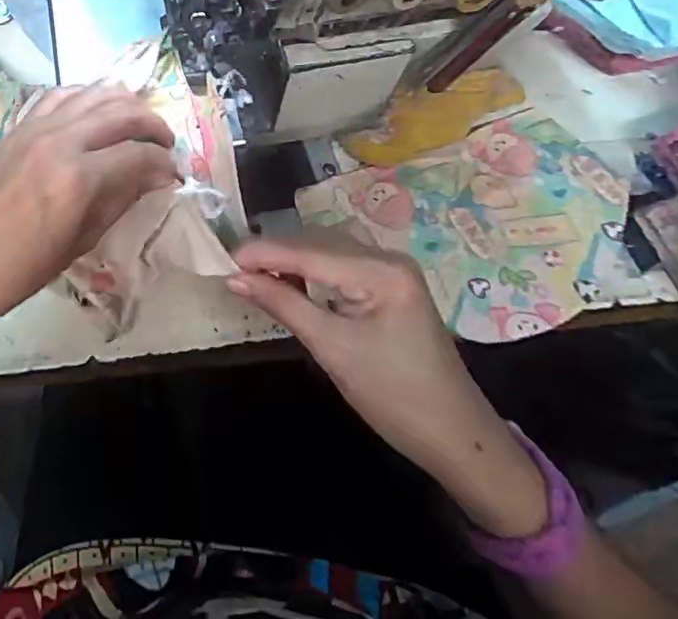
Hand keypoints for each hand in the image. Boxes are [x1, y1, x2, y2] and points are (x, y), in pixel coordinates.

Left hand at [0, 85, 177, 336]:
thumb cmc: (22, 267)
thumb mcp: (81, 240)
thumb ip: (120, 200)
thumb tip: (154, 178)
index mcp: (78, 178)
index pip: (139, 156)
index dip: (164, 164)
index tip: (174, 175)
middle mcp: (60, 141)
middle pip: (122, 113)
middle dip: (153, 126)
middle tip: (166, 144)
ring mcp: (37, 128)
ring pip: (94, 94)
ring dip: (125, 103)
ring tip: (140, 122)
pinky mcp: (20, 126)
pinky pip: (61, 96)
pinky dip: (87, 97)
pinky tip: (98, 111)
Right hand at [227, 234, 548, 535]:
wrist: (455, 435)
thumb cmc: (393, 396)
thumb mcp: (331, 348)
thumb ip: (282, 304)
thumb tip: (234, 278)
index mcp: (380, 271)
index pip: (307, 252)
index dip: (262, 253)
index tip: (222, 260)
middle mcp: (388, 257)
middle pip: (316, 243)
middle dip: (274, 253)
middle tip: (234, 271)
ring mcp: (393, 269)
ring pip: (327, 249)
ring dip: (291, 259)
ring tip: (255, 275)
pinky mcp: (391, 283)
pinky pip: (342, 263)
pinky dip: (311, 269)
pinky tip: (291, 282)